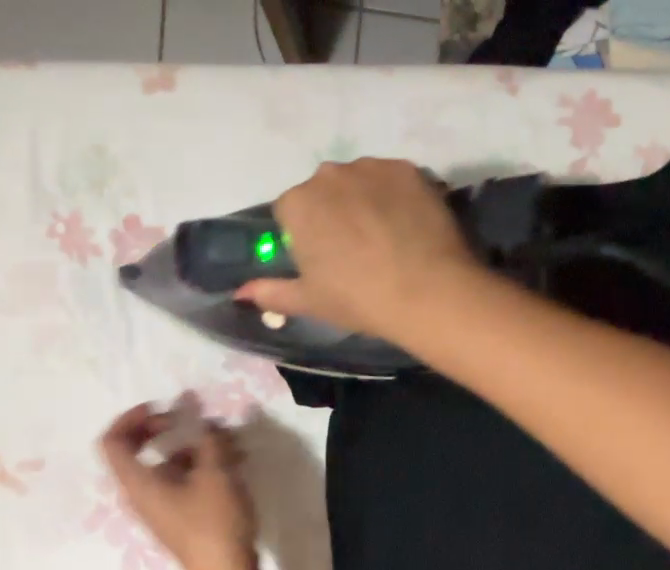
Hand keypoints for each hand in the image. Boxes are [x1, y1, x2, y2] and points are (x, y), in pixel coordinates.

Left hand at [100, 401, 256, 569]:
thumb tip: (203, 423)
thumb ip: (208, 440)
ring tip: (224, 442)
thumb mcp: (216, 473)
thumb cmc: (215, 522)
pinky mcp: (179, 521)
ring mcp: (159, 510)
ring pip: (164, 467)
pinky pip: (179, 484)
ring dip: (189, 448)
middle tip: (189, 421)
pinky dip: (198, 468)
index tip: (164, 409)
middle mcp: (139, 496)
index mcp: (137, 482)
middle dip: (162, 429)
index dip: (132, 417)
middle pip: (135, 452)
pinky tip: (230, 465)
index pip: (112, 440)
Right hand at [235, 158, 485, 344]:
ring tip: (390, 240)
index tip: (326, 262)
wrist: (429, 293)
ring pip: (361, 182)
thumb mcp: (311, 302)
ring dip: (367, 202)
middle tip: (360, 253)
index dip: (306, 237)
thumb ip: (271, 292)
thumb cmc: (361, 301)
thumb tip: (241, 292)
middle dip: (336, 214)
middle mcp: (329, 174)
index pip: (290, 213)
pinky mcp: (409, 169)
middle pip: (325, 192)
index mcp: (297, 203)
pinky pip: (395, 180)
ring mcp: (372, 167)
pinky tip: (411, 228)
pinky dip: (399, 198)